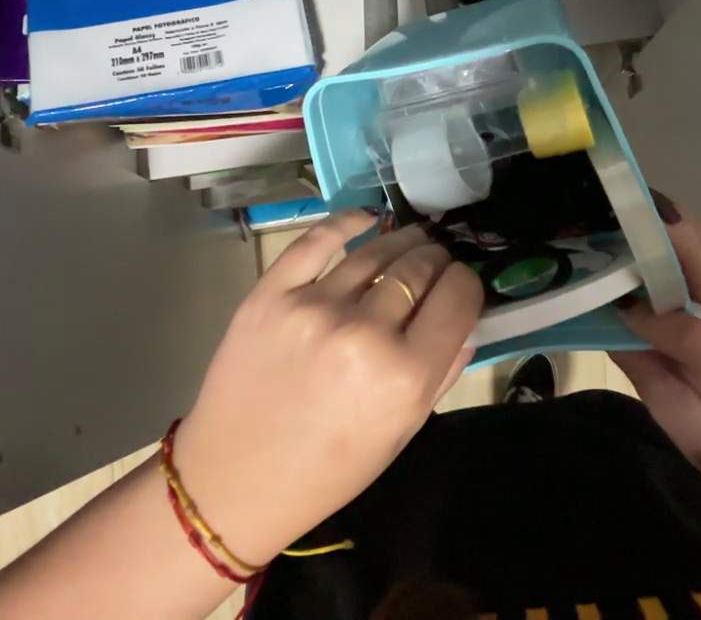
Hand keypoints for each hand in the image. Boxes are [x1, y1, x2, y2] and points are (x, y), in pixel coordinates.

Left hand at [171, 213, 482, 566]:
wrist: (234, 481)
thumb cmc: (328, 470)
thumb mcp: (402, 433)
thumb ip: (441, 373)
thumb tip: (465, 322)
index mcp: (404, 376)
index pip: (459, 297)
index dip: (467, 283)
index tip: (461, 285)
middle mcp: (364, 332)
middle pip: (419, 268)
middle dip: (437, 261)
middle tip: (436, 264)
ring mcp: (313, 307)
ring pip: (375, 250)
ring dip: (402, 240)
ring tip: (411, 240)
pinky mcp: (270, 293)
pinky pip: (316, 240)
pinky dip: (346, 221)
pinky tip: (365, 219)